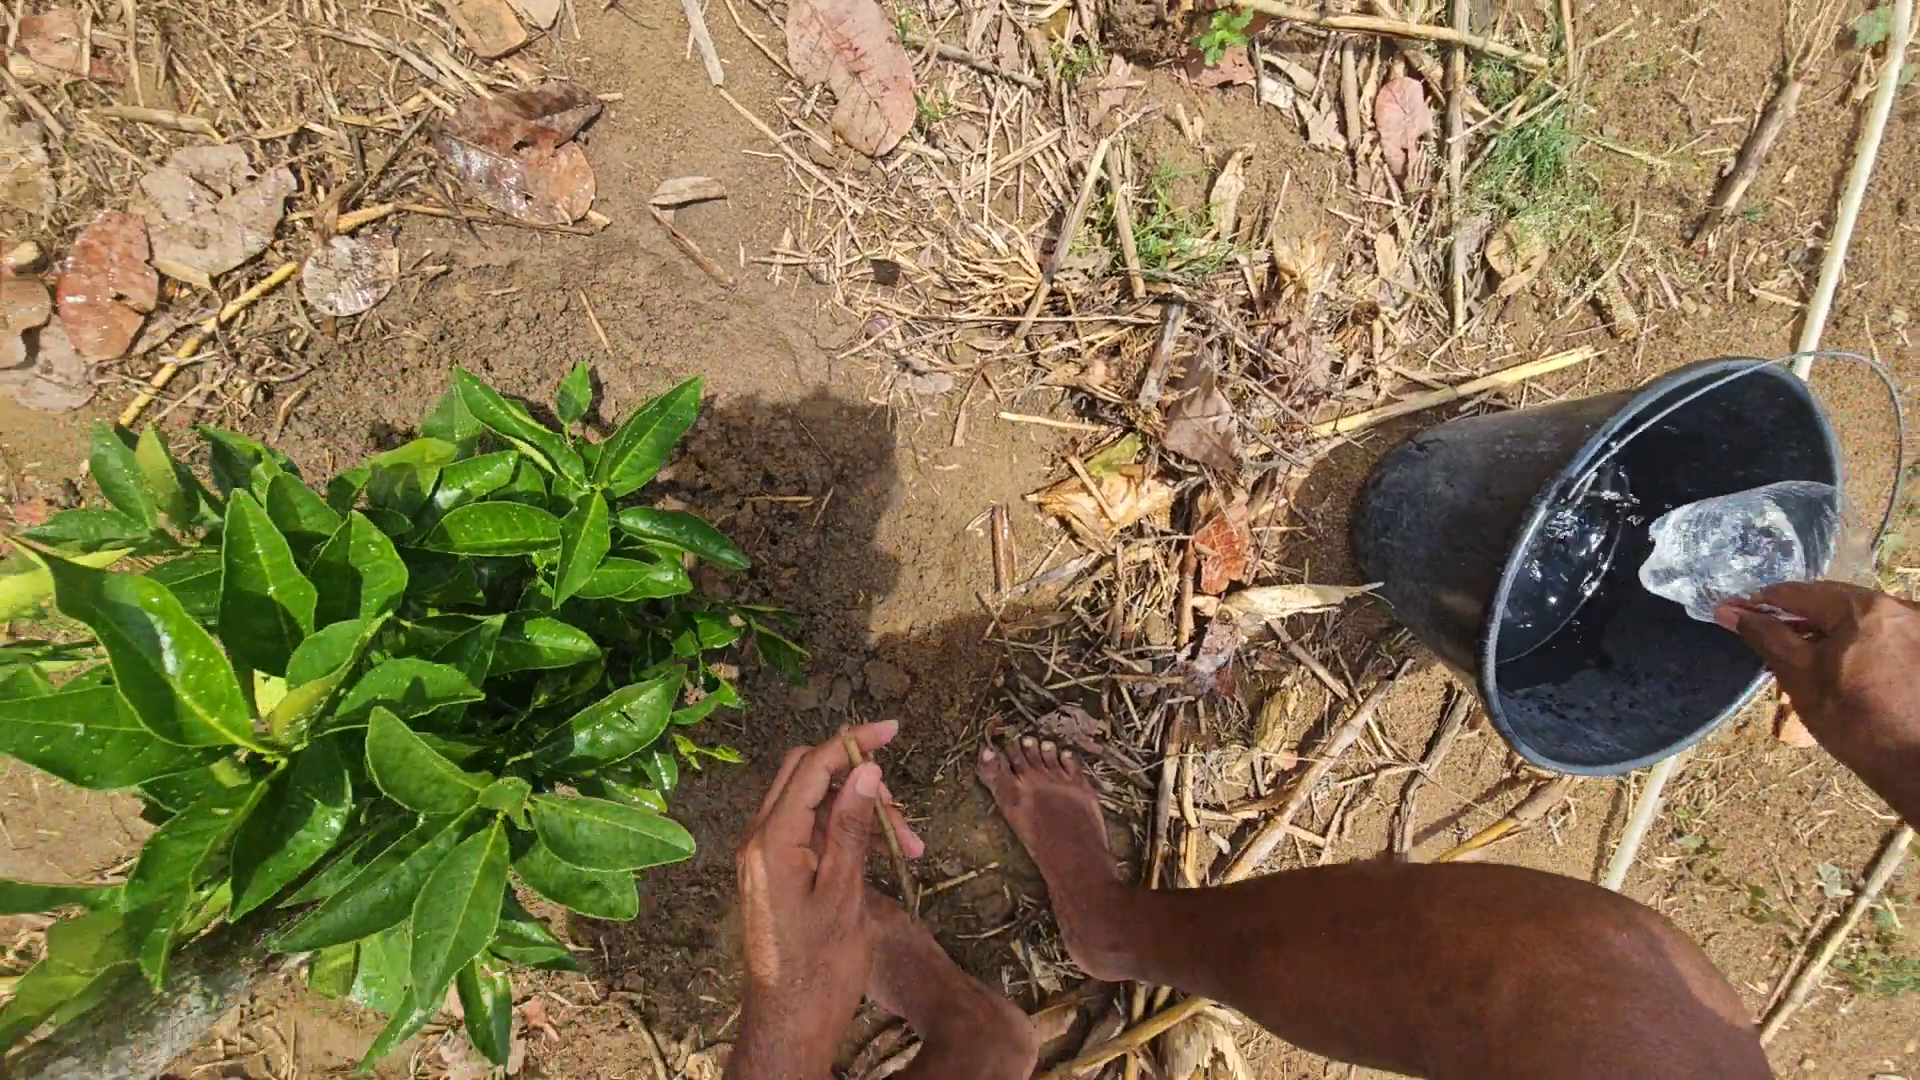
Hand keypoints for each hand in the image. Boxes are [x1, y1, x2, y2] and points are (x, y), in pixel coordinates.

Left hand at [728, 722, 922, 1079]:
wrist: (789, 1027)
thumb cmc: (820, 969)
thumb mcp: (844, 893)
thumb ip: (851, 826)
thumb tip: (867, 767)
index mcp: (771, 839)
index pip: (813, 765)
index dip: (854, 741)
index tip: (893, 729)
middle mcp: (760, 837)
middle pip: (808, 773)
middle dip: (857, 774)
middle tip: (898, 798)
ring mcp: (766, 853)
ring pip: (816, 801)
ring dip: (859, 808)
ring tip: (909, 843)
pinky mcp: (777, 869)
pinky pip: (813, 828)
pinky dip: (847, 830)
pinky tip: (885, 851)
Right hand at [1716, 582, 1919, 822]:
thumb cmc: (1853, 716)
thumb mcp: (1796, 672)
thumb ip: (1764, 634)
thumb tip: (1728, 611)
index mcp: (1865, 609)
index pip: (1795, 593)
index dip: (1757, 604)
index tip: (1732, 616)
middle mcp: (1904, 609)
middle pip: (1832, 600)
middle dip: (1794, 614)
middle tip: (1763, 633)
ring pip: (1859, 616)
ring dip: (1825, 627)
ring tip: (1801, 651)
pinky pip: (1883, 632)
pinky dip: (1854, 640)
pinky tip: (1840, 662)